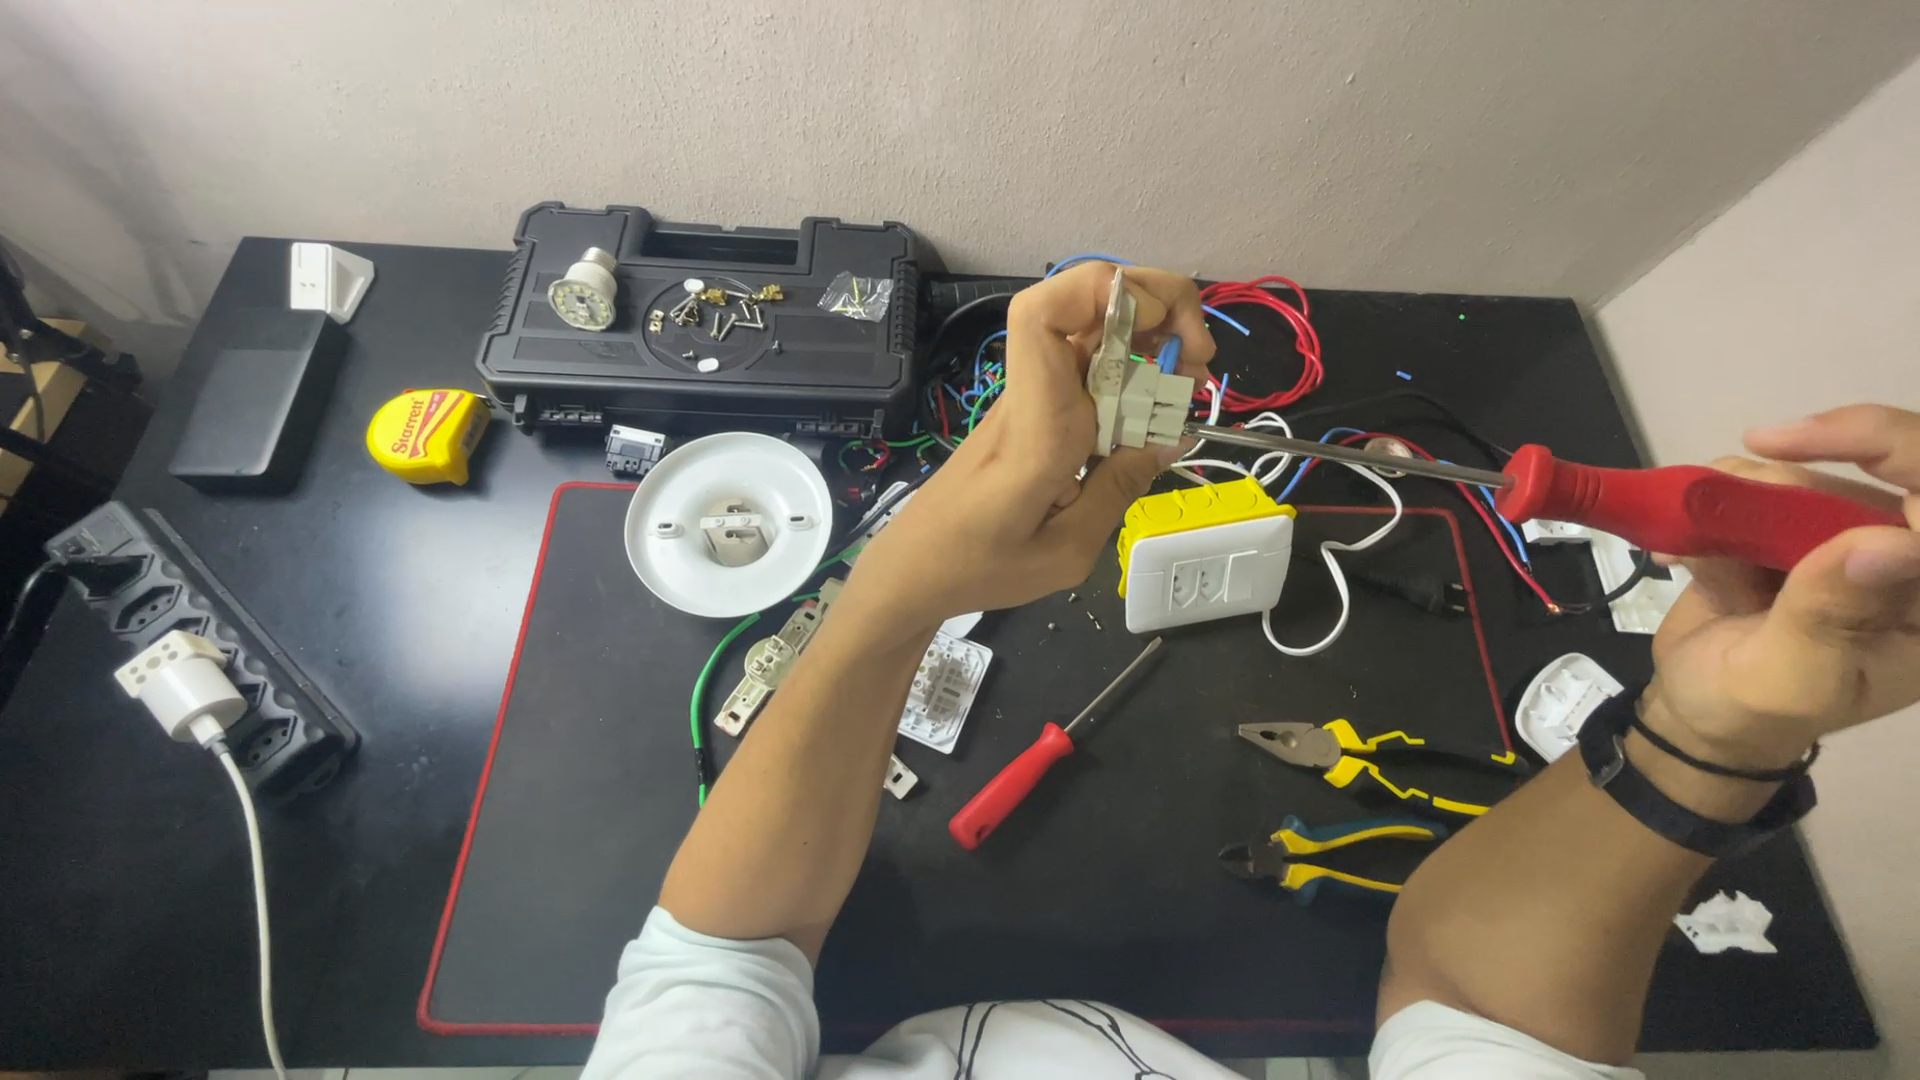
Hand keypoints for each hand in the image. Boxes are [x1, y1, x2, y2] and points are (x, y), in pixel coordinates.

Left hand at [840, 263, 1215, 633]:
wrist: (919, 567)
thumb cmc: (982, 566)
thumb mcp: (1067, 551)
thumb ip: (1119, 489)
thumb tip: (1168, 437)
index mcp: (1037, 426)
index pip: (1041, 316)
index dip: (1105, 291)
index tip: (1160, 329)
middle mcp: (1032, 395)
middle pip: (1080, 300)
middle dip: (1155, 306)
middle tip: (1196, 363)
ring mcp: (1030, 398)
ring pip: (1090, 329)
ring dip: (1147, 337)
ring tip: (1186, 384)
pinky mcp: (1033, 411)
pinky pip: (1086, 367)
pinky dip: (1129, 369)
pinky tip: (1152, 405)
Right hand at [1644, 405, 1919, 767]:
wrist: (1698, 710)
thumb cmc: (1754, 705)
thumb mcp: (1795, 673)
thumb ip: (1833, 611)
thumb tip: (1886, 543)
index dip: (1884, 446)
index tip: (1786, 440)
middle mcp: (1902, 561)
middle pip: (1867, 479)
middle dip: (1777, 485)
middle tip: (1703, 507)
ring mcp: (1840, 547)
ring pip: (1799, 482)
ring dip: (1727, 502)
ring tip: (1685, 548)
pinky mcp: (1785, 540)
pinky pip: (1748, 499)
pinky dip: (1699, 514)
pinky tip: (1675, 552)